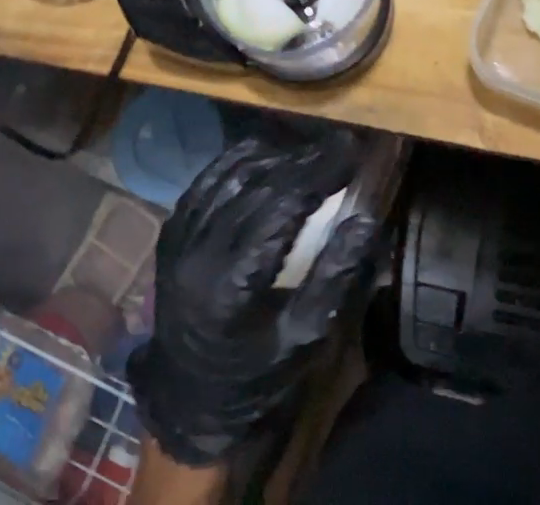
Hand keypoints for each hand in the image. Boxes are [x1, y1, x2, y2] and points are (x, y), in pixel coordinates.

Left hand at [127, 131, 380, 466]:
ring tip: (314, 152)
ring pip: (231, 176)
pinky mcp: (171, 230)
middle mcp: (197, 251)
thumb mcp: (305, 336)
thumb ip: (336, 276)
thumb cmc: (257, 373)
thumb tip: (367, 218)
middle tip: (343, 145)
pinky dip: (239, 162)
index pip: (281, 207)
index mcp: (230, 283)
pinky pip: (207, 181)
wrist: (188, 394)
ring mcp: (179, 237)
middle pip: (258, 186)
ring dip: (276, 157)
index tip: (354, 152)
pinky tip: (269, 155)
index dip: (319, 173)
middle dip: (305, 161)